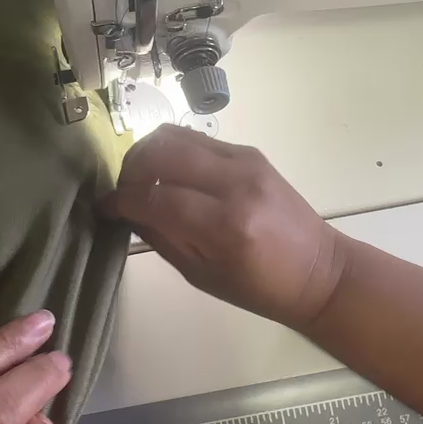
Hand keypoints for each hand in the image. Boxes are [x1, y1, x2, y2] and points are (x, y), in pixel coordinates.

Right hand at [107, 124, 349, 329]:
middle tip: (123, 190)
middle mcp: (234, 183)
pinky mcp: (249, 151)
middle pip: (160, 152)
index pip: (154, 197)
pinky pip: (197, 139)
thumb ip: (160, 237)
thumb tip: (127, 211)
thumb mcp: (201, 275)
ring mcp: (244, 160)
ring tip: (141, 178)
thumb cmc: (260, 288)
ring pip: (175, 135)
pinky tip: (170, 174)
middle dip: (130, 168)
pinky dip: (173, 152)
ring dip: (148, 153)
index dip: (120, 200)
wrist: (319, 270)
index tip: (103, 208)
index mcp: (224, 225)